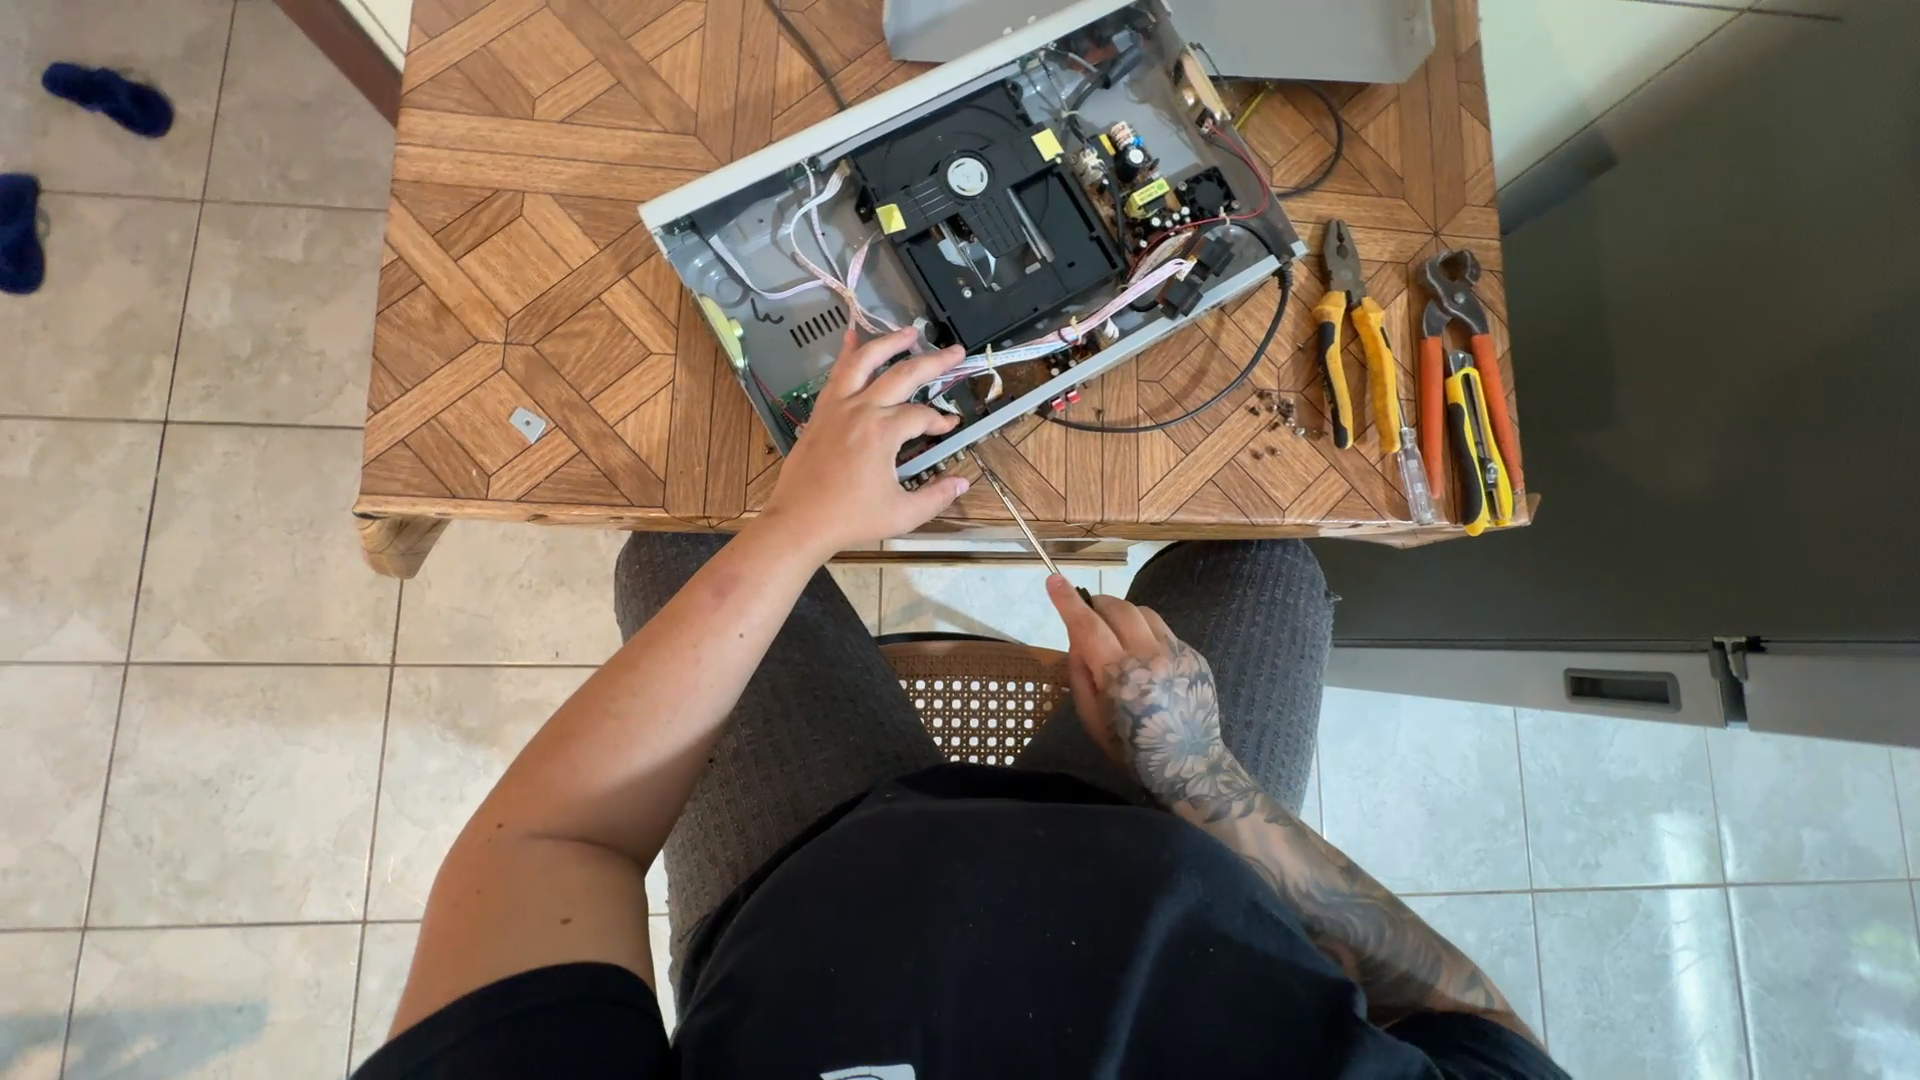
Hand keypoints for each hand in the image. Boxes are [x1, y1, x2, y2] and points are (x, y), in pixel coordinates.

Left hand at [759, 326, 971, 560]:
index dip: (940, 420)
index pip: (922, 416)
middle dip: (934, 362)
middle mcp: (861, 409)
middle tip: (956, 351)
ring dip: (889, 342)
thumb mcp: (902, 514)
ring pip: (865, 362)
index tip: (949, 427)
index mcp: (883, 432)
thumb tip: (961, 483)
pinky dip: (847, 353)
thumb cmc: (850, 519)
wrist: (799, 521)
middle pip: (903, 375)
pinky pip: (836, 374)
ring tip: (909, 332)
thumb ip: (936, 496)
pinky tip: (852, 335)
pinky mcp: (821, 412)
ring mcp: (837, 407)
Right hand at [1045, 577, 1257, 809]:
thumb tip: (1077, 637)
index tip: (1054, 579)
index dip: (1068, 601)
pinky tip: (1144, 655)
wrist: (1189, 764)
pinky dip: (1146, 632)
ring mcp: (1176, 653)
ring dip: (1123, 615)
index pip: (1088, 626)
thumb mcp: (1091, 717)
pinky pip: (1164, 629)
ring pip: (1144, 612)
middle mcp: (1149, 656)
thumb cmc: (1131, 747)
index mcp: (1119, 675)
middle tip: (1087, 614)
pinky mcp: (1194, 655)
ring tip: (1116, 633)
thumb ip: (1080, 672)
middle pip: (1118, 609)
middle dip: (1097, 604)